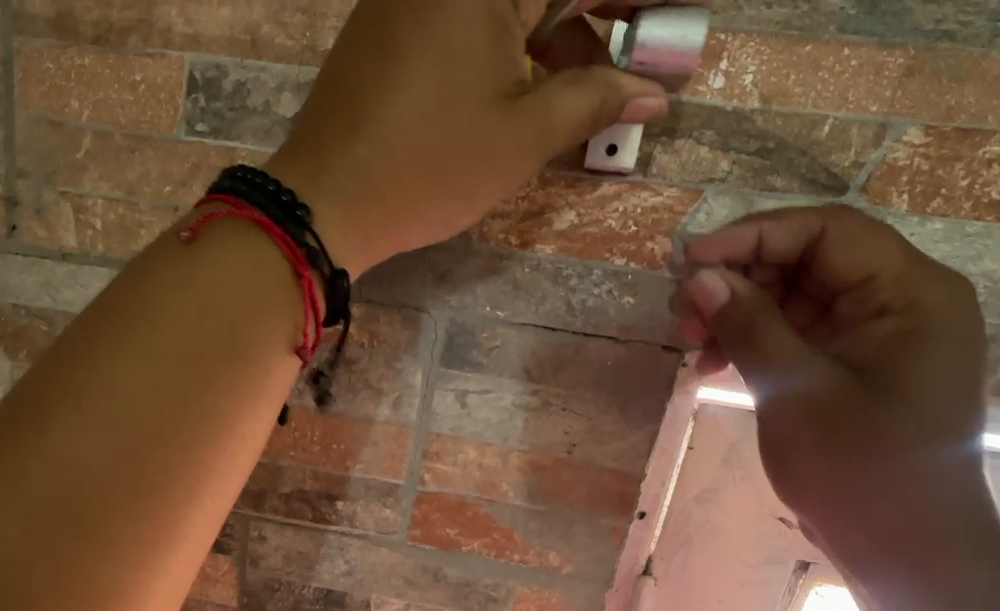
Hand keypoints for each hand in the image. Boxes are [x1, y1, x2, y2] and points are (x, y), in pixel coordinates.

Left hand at [266, 0, 667, 277]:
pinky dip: (510, 48)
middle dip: (597, 18)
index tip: (678, 14)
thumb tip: (652, 92)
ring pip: (508, 6)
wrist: (321, 202)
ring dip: (557, 39)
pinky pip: (469, 21)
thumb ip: (593, 100)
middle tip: (642, 56)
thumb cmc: (426, 169)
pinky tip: (537, 91)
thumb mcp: (521, 138)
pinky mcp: (393, 24)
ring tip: (594, 95)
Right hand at [672, 205, 999, 566]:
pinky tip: (713, 366)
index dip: (752, 236)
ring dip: (742, 314)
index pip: (827, 232)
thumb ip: (749, 326)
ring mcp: (884, 339)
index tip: (688, 261)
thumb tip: (701, 276)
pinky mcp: (862, 371)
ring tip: (688, 342)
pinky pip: (805, 338)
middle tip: (680, 313)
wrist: (908, 551)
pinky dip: (758, 345)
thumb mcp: (794, 391)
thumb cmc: (859, 470)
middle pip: (812, 263)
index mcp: (911, 292)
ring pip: (801, 301)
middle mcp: (905, 302)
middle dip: (741, 281)